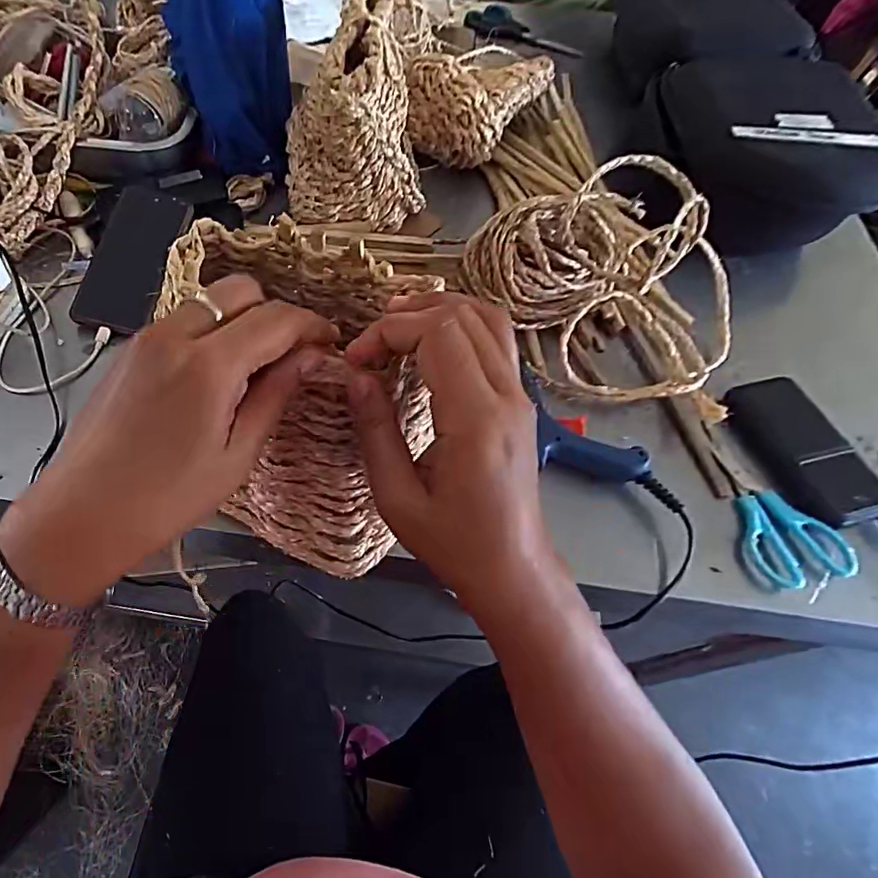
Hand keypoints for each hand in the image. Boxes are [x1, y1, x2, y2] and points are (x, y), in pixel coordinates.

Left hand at [0, 274, 336, 605]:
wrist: (84, 512)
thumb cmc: (164, 498)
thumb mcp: (236, 455)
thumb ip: (275, 395)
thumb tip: (308, 359)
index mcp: (207, 365)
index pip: (276, 318)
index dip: (310, 325)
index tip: (328, 341)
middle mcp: (172, 336)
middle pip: (240, 290)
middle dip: (274, 313)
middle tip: (291, 354)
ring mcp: (145, 339)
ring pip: (208, 301)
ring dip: (240, 320)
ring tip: (253, 368)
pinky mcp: (129, 350)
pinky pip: (181, 321)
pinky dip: (209, 332)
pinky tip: (216, 375)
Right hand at [344, 293, 561, 607]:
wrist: (512, 566)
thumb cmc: (454, 543)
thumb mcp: (397, 498)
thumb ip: (376, 432)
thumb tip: (357, 378)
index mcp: (476, 421)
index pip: (439, 335)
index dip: (390, 331)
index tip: (357, 359)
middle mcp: (507, 398)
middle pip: (464, 316)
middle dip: (409, 316)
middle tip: (371, 341)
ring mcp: (520, 397)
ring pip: (489, 320)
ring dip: (440, 311)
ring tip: (397, 325)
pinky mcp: (520, 403)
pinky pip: (497, 342)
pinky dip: (461, 327)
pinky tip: (430, 344)